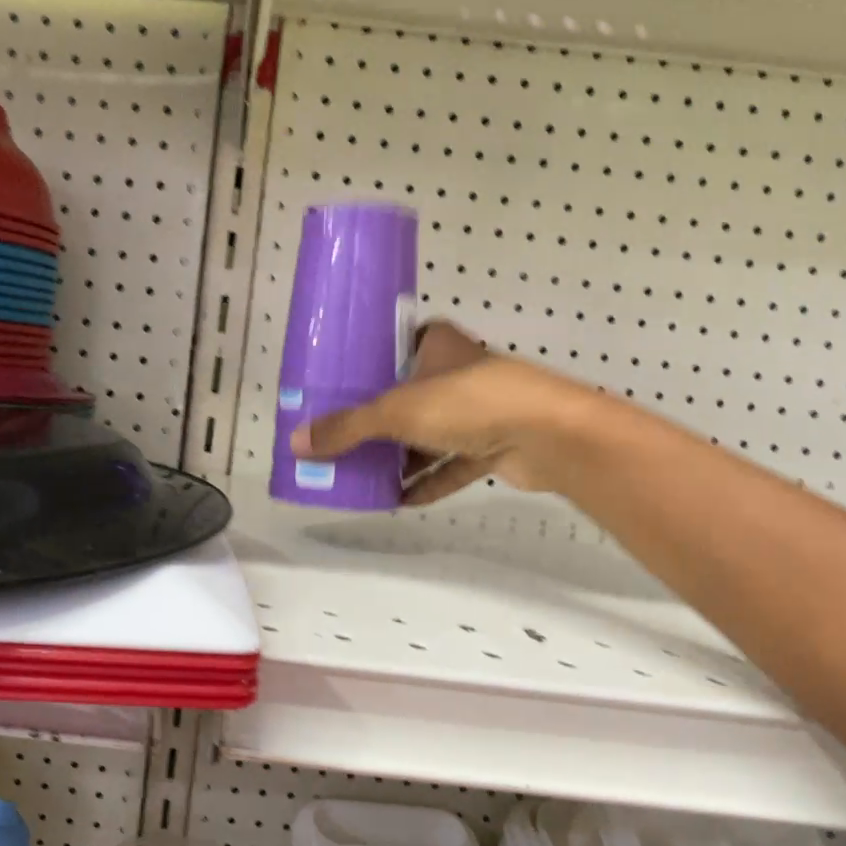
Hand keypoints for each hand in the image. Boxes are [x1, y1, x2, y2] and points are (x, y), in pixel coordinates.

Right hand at [289, 320, 605, 503]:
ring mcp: (480, 411)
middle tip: (341, 435)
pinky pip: (452, 465)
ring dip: (401, 455)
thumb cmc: (468, 403)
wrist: (549, 436)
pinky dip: (428, 482)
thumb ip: (347, 428)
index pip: (398, 344)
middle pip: (408, 394)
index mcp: (438, 345)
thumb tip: (296, 443)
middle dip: (378, 419)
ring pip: (430, 433)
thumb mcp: (396, 412)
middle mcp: (459, 373)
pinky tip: (398, 501)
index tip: (340, 383)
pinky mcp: (494, 445)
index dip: (370, 361)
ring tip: (362, 473)